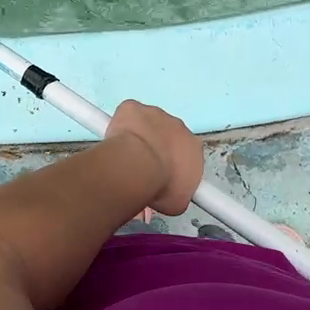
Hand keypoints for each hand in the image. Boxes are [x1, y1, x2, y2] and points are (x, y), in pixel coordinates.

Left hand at [105, 100, 202, 215]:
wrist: (138, 165)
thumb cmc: (160, 185)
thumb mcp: (176, 202)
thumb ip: (177, 194)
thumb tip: (167, 194)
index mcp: (193, 147)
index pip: (184, 154)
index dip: (171, 163)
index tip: (160, 173)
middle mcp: (178, 126)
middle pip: (166, 136)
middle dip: (156, 148)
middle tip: (141, 165)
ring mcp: (155, 113)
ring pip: (146, 123)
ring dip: (139, 136)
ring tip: (127, 154)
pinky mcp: (133, 106)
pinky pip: (127, 114)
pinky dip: (122, 123)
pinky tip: (116, 137)